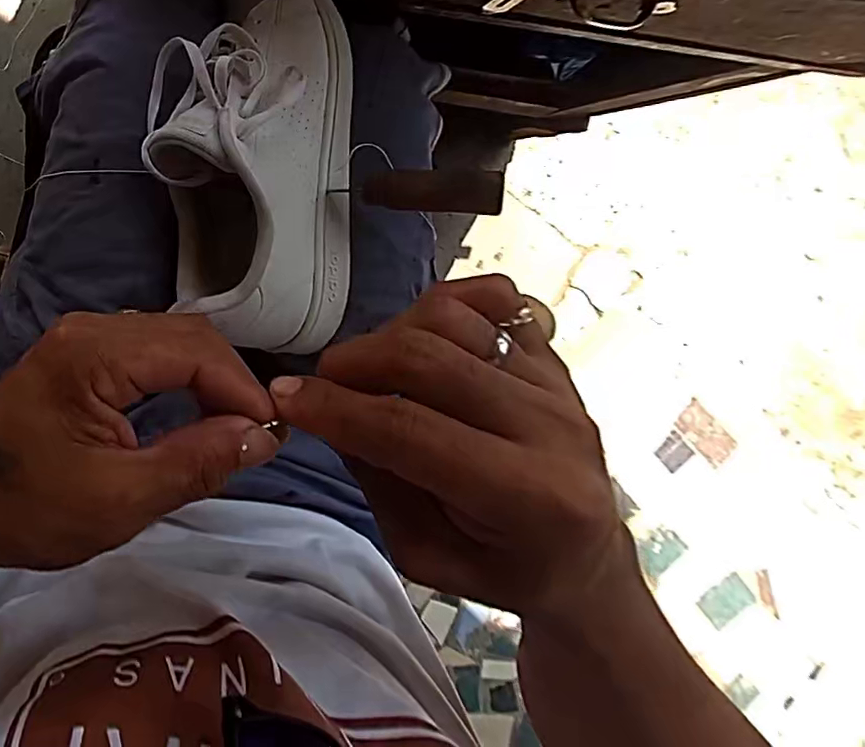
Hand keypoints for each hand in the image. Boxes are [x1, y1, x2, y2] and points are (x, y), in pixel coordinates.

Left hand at [0, 311, 281, 572]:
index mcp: (91, 353)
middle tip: (253, 438)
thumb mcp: (119, 499)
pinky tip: (191, 410)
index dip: (241, 389)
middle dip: (228, 380)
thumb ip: (195, 462)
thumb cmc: (28, 509)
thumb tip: (261, 435)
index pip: (192, 349)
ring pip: (165, 339)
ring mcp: (76, 338)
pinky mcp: (74, 355)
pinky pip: (142, 351)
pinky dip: (176, 377)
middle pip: (182, 334)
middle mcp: (86, 329)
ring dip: (205, 377)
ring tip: (229, 428)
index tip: (271, 438)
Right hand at [270, 276, 637, 622]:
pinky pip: (493, 297)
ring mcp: (557, 383)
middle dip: (348, 365)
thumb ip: (373, 474)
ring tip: (371, 368)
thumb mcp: (419, 550)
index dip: (332, 407)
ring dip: (385, 334)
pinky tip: (419, 333)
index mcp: (529, 497)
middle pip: (423, 358)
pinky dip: (444, 302)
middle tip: (320, 387)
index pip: (407, 429)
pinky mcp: (552, 356)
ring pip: (448, 317)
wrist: (581, 563)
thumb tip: (324, 407)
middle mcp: (552, 429)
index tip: (283, 397)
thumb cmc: (495, 567)